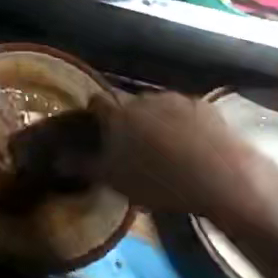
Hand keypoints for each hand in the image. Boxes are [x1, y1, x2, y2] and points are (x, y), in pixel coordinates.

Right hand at [95, 91, 268, 217]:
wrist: (220, 177)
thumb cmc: (157, 179)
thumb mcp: (113, 179)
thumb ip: (82, 166)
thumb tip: (57, 160)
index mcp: (116, 112)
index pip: (95, 102)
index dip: (94, 114)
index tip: (97, 130)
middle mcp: (142, 98)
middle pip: (127, 104)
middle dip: (127, 119)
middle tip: (132, 145)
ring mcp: (175, 99)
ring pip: (157, 107)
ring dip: (155, 121)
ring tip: (164, 148)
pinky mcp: (204, 106)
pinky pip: (184, 112)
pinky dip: (182, 124)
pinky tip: (190, 146)